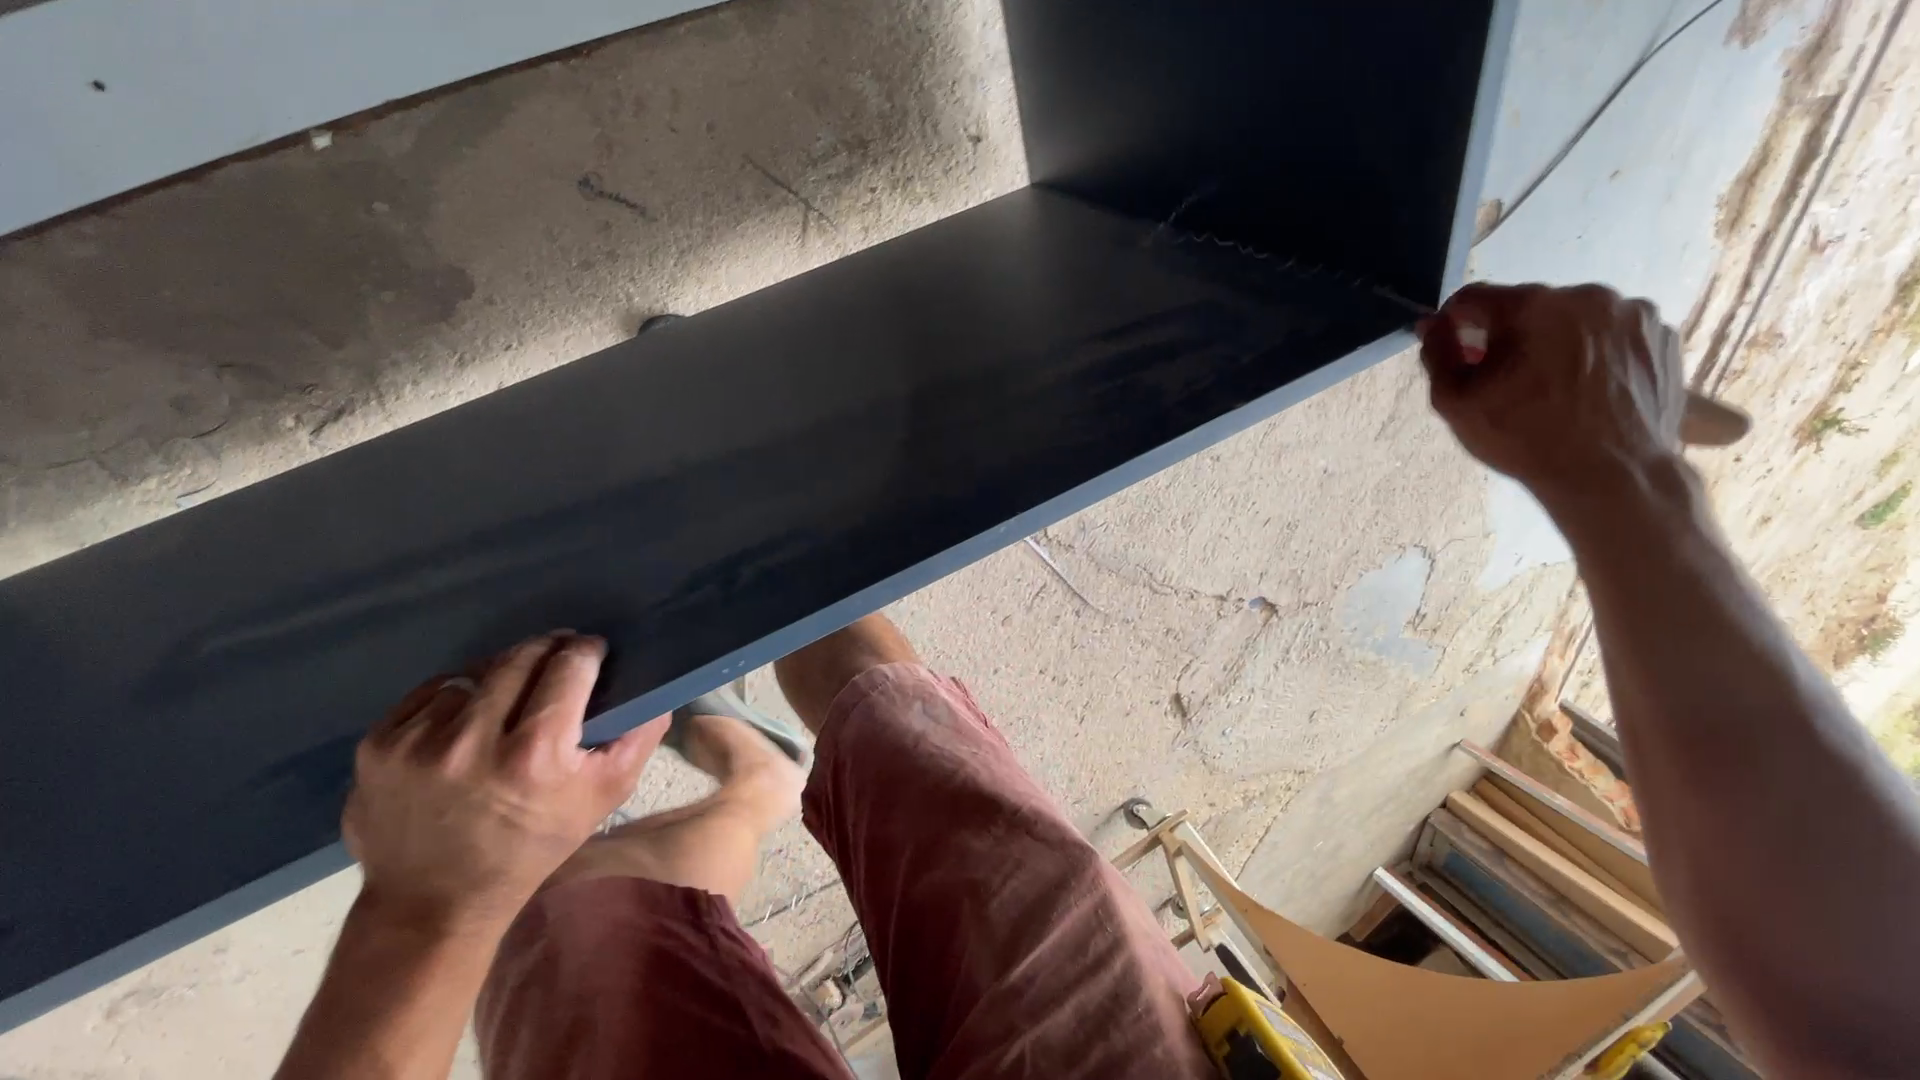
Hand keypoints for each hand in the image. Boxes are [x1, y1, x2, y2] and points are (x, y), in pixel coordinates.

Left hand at [343, 632, 666, 932]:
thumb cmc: (530, 849)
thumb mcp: (600, 802)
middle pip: (520, 659)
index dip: (585, 652)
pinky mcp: (377, 745)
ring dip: (499, 675)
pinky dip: (455, 695)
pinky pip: (430, 693)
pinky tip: (466, 716)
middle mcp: (472, 741)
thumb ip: (635, 742)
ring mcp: (418, 742)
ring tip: (510, 693)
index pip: (568, 668)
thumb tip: (655, 695)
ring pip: (474, 674)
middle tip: (558, 655)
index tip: (591, 651)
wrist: (432, 903)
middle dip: (547, 649)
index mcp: (535, 755)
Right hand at [1418, 283, 1686, 508]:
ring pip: (1573, 318)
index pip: (1473, 298)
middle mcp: (1586, 295)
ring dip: (1554, 340)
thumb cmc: (1524, 438)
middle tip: (1505, 379)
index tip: (1453, 351)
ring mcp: (1632, 313)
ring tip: (1553, 385)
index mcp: (1531, 306)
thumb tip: (1432, 323)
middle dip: (1509, 335)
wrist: (1612, 475)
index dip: (1454, 324)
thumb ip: (1437, 354)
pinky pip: (1612, 333)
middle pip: (1527, 306)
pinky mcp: (1662, 335)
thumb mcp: (1457, 403)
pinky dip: (1595, 351)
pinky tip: (1589, 388)